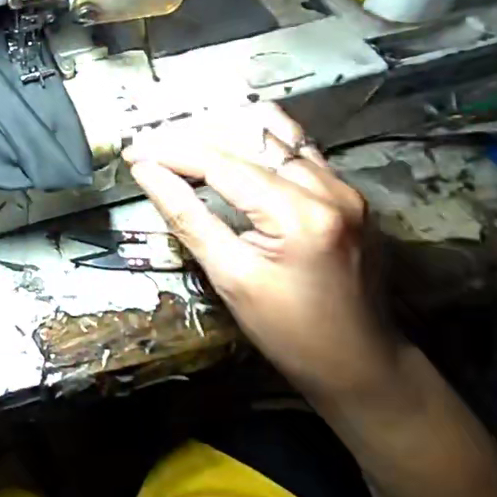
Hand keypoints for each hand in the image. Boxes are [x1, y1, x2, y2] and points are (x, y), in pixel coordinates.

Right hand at [125, 104, 404, 403]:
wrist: (361, 365)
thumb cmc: (290, 334)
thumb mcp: (230, 277)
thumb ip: (187, 217)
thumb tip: (146, 173)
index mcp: (299, 215)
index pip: (222, 163)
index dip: (172, 153)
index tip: (135, 152)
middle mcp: (327, 188)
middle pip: (247, 138)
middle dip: (192, 137)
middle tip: (150, 143)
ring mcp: (342, 185)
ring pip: (272, 134)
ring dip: (223, 132)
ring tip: (181, 138)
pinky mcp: (346, 190)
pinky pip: (296, 147)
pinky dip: (256, 139)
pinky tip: (227, 140)